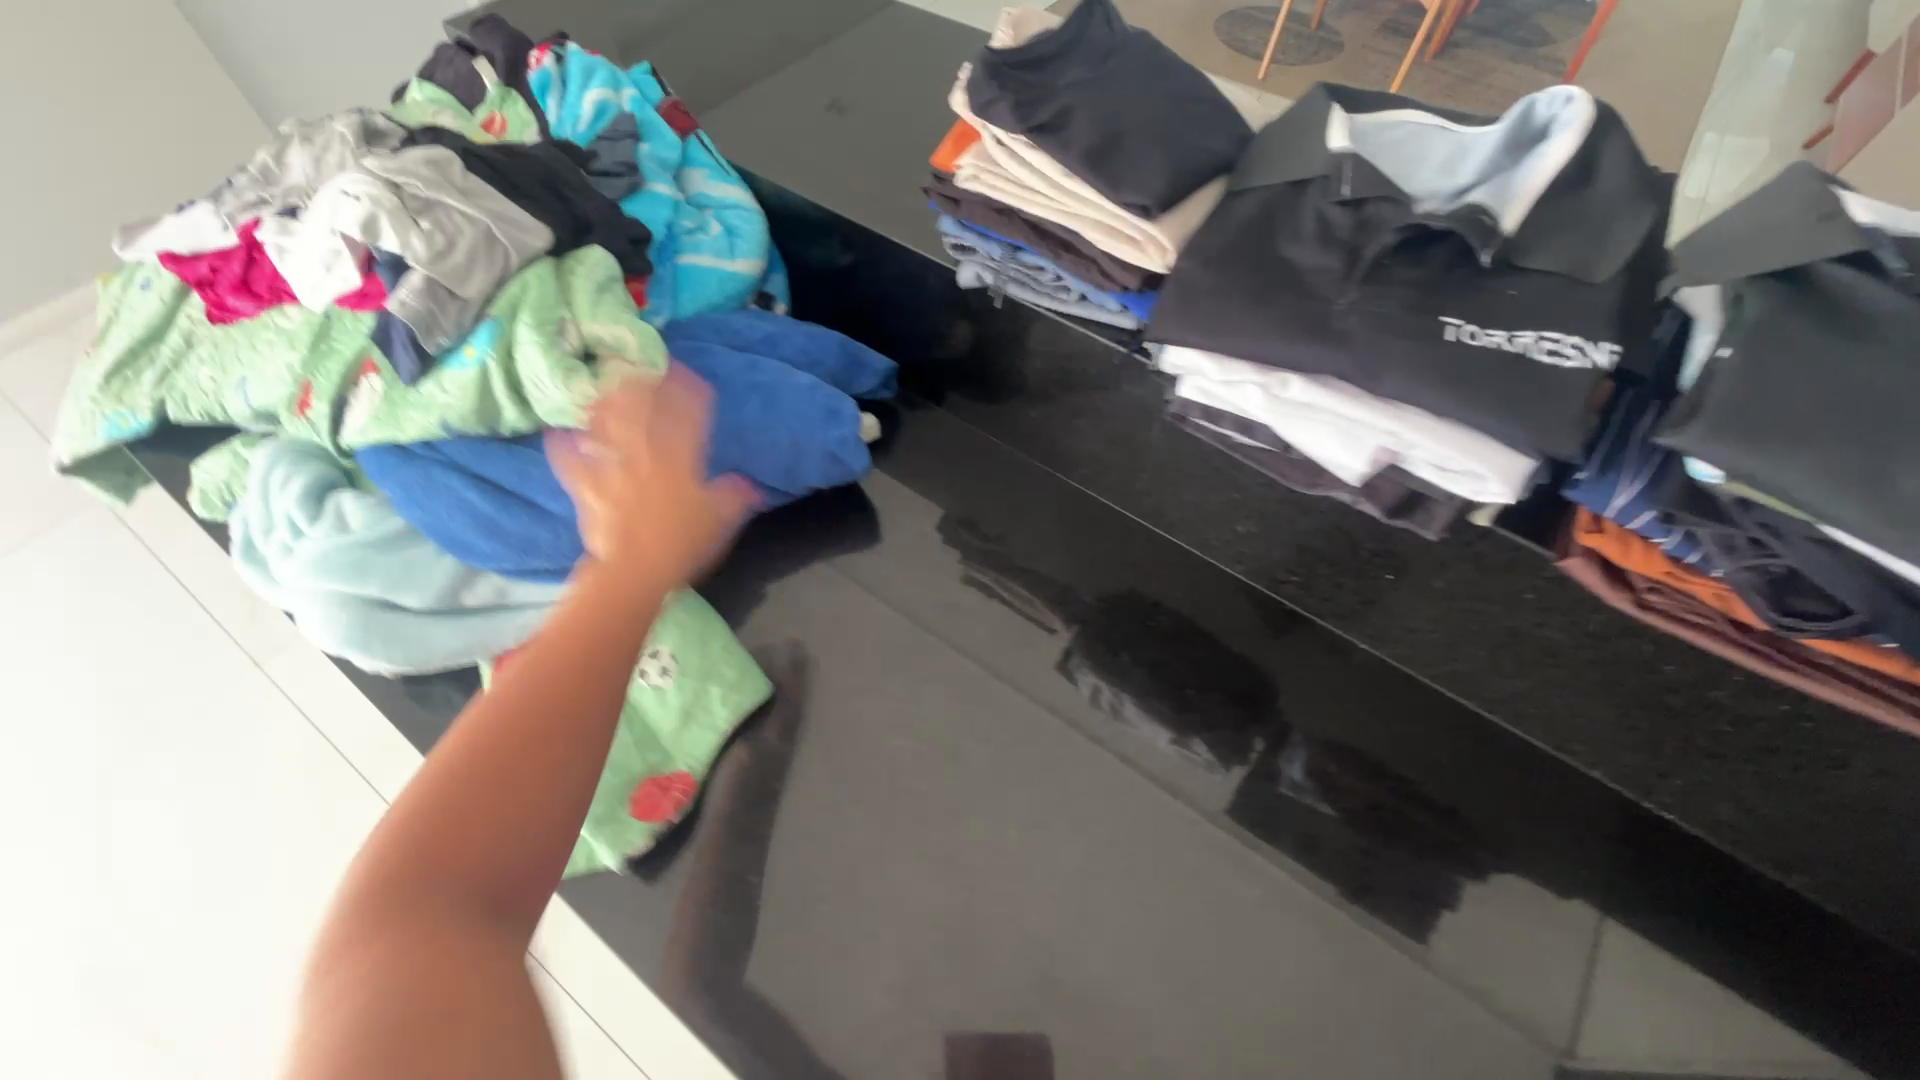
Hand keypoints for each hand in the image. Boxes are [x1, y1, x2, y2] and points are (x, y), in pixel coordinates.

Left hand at [547, 364, 758, 596]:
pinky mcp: (586, 486)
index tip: (687, 373)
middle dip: (641, 385)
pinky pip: (570, 461)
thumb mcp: (720, 518)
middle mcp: (643, 453)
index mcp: (680, 457)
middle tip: (641, 369)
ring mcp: (612, 467)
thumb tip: (750, 484)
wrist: (635, 569)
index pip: (686, 413)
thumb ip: (734, 496)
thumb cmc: (682, 542)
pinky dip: (563, 446)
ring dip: (604, 403)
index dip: (687, 389)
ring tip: (603, 387)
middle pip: (640, 409)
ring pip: (605, 425)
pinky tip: (557, 432)